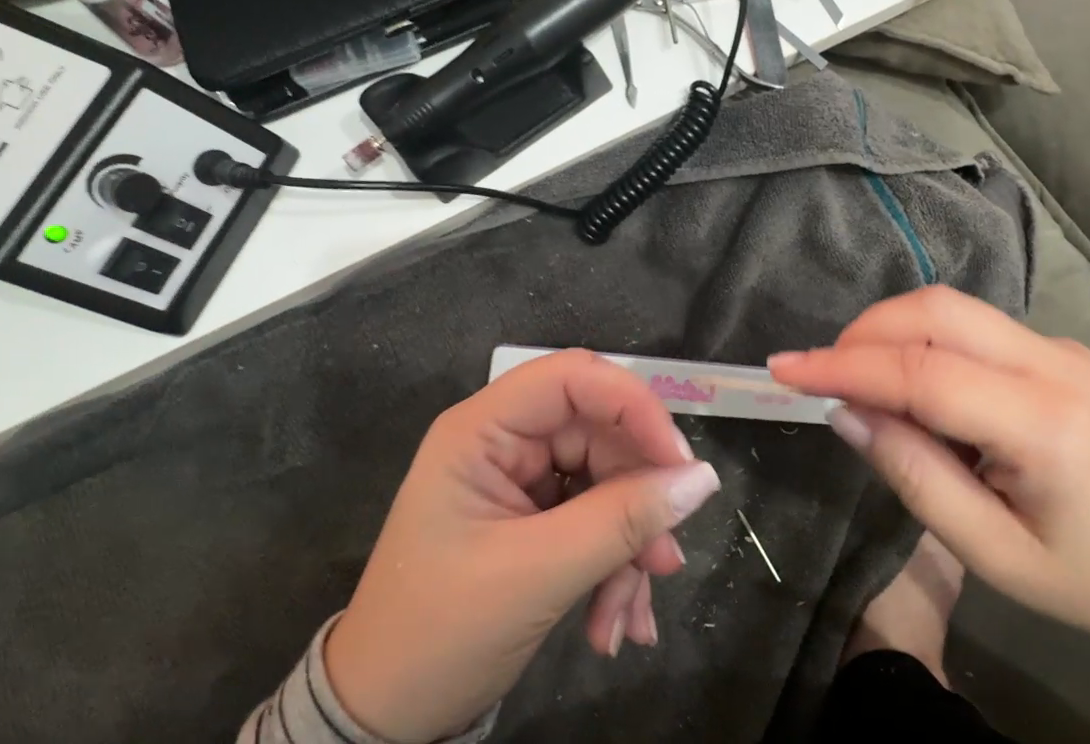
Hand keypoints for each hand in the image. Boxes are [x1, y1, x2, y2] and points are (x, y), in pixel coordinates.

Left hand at [324, 349, 721, 742]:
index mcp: (482, 431)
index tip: (679, 464)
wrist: (386, 715)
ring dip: (628, 548)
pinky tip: (613, 622)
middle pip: (600, 436)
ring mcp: (521, 483)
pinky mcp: (535, 521)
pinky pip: (597, 521)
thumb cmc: (441, 633)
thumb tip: (703, 478)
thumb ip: (623, 519)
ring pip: (608, 484)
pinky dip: (614, 568)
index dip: (635, 407)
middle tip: (664, 561)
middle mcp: (504, 443)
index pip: (574, 378)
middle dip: (637, 501)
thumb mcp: (539, 574)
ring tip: (626, 615)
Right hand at [767, 286, 1089, 643]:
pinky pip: (975, 327)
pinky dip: (924, 342)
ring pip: (955, 309)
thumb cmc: (1085, 578)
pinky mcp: (1058, 349)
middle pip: (940, 312)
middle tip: (820, 373)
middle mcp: (1056, 365)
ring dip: (892, 332)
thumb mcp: (990, 553)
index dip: (846, 365)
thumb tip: (846, 412)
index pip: (925, 372)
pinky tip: (910, 387)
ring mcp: (1062, 349)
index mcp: (1046, 425)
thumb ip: (914, 475)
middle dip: (865, 331)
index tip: (783, 368)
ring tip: (856, 381)